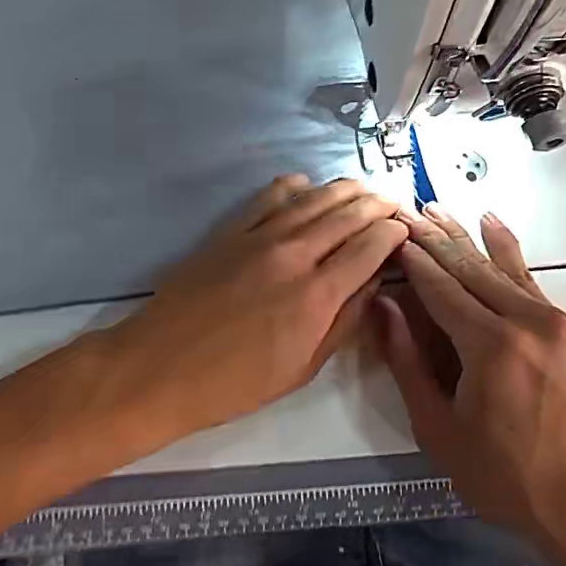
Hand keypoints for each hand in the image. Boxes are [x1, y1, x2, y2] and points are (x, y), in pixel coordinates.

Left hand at [109, 175, 407, 439]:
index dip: (392, 233)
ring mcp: (258, 237)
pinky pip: (269, 198)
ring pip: (312, 199)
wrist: (161, 366)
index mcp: (317, 295)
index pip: (369, 247)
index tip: (404, 228)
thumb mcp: (302, 367)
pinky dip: (293, 186)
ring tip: (362, 189)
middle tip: (392, 202)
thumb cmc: (235, 382)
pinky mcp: (229, 231)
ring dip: (343, 190)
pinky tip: (306, 183)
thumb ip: (344, 322)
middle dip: (376, 204)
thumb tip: (372, 283)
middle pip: (347, 214)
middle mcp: (293, 254)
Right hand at [378, 204, 565, 556]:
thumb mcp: (442, 433)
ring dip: (466, 236)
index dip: (411, 260)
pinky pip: (531, 281)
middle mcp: (526, 321)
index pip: (439, 287)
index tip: (389, 233)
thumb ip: (408, 365)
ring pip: (501, 267)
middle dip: (433, 238)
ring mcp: (556, 322)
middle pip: (469, 267)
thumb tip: (384, 308)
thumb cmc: (513, 482)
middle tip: (406, 210)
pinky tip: (494, 228)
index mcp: (490, 345)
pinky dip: (508, 252)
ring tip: (439, 209)